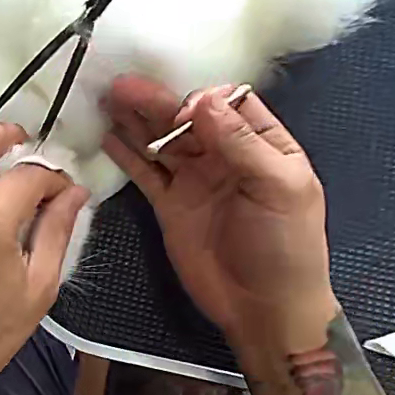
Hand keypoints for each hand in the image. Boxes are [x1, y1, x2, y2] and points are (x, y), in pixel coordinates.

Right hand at [101, 76, 337, 358]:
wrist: (264, 309)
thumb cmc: (286, 247)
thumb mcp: (279, 188)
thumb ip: (243, 143)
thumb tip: (203, 99)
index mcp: (262, 146)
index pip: (230, 104)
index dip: (204, 99)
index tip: (184, 107)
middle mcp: (226, 157)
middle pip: (189, 118)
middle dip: (158, 101)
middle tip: (122, 85)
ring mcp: (195, 181)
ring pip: (163, 142)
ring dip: (138, 120)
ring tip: (109, 97)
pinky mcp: (171, 206)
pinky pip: (147, 173)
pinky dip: (128, 155)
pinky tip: (109, 135)